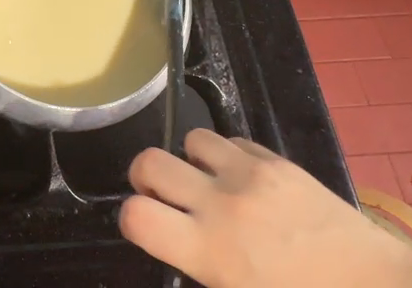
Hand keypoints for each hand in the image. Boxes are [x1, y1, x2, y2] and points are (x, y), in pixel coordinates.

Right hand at [123, 130, 411, 287]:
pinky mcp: (279, 162)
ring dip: (190, 162)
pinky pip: (234, 141)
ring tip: (209, 185)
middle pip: (149, 162)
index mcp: (209, 252)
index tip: (147, 229)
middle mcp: (221, 204)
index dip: (131, 220)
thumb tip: (181, 250)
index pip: (135, 216)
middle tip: (163, 197)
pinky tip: (246, 183)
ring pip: (191, 140)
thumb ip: (204, 272)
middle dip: (146, 179)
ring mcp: (251, 176)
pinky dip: (228, 157)